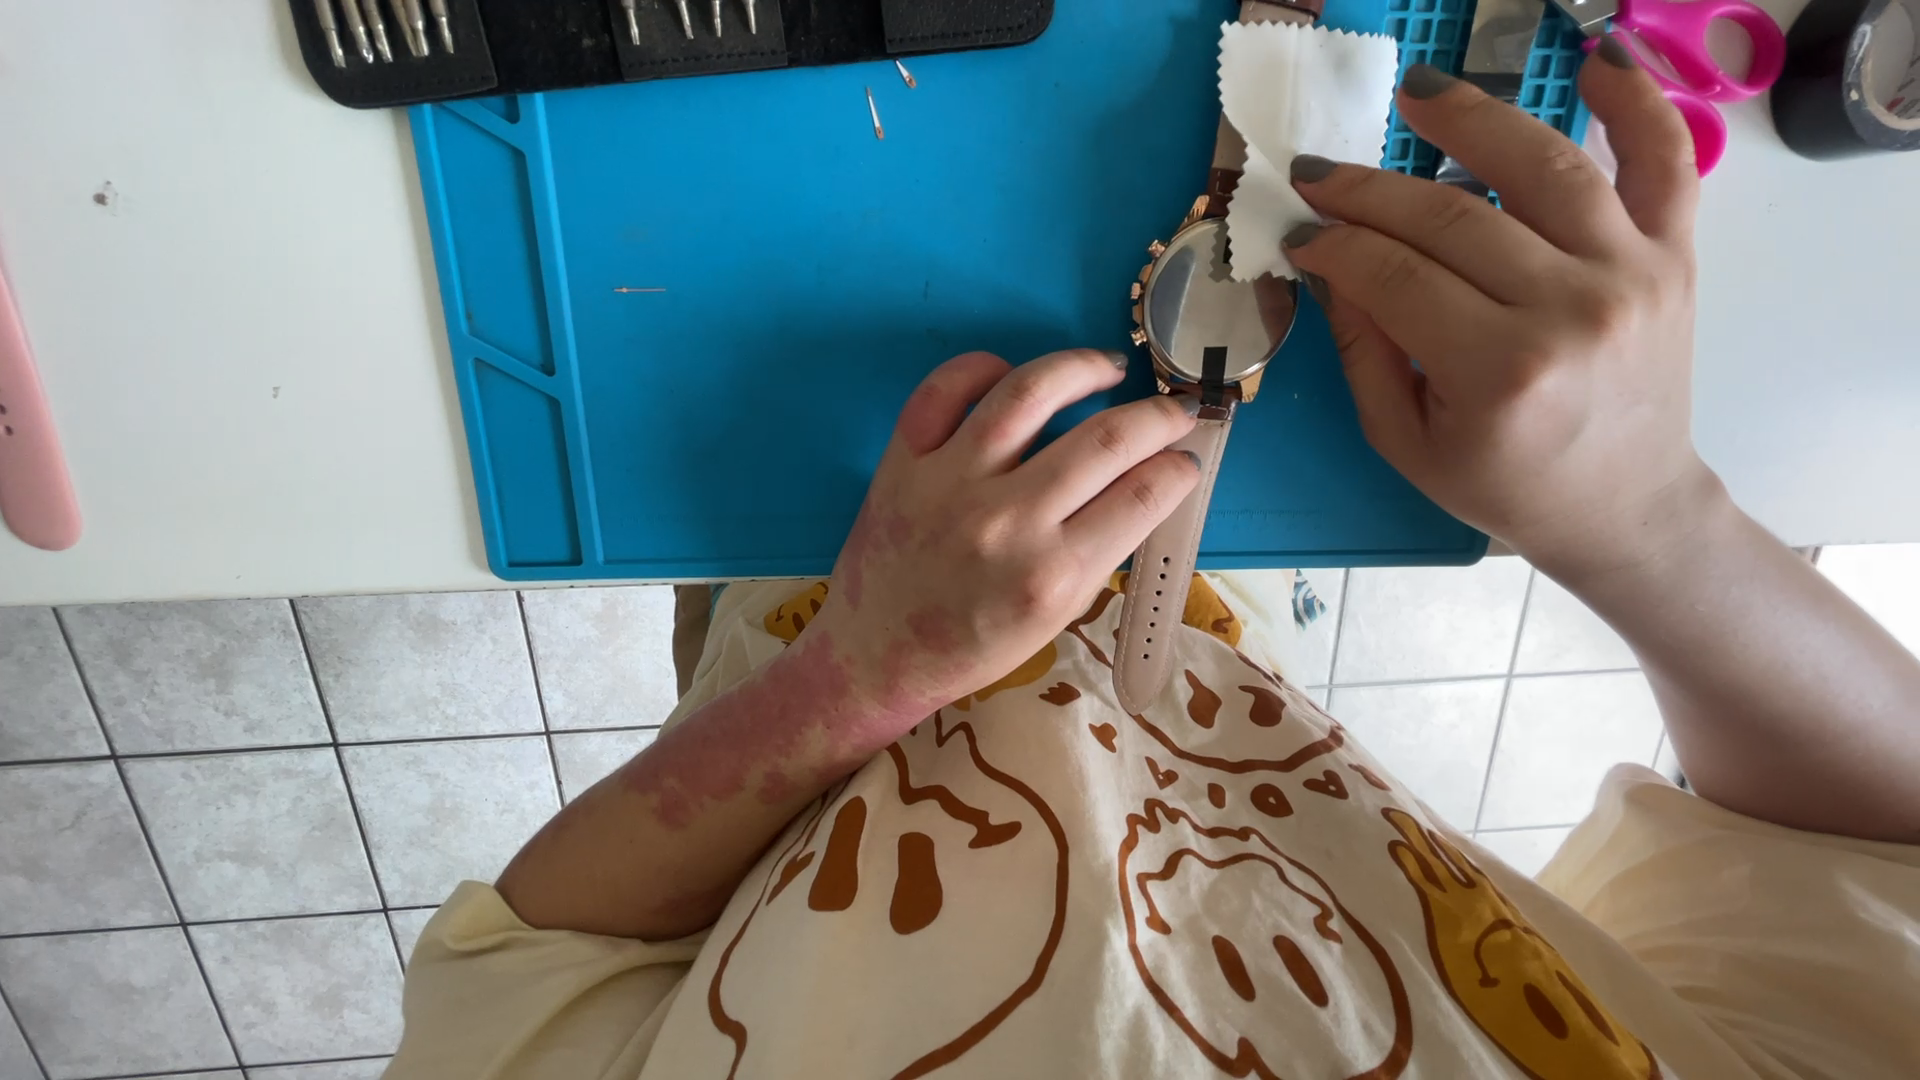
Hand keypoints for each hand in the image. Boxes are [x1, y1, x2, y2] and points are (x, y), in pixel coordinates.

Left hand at [809, 348, 1199, 720]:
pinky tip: (1010, 374)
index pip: (1143, 495)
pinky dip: (983, 367)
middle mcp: (1007, 519)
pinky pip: (944, 388)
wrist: (877, 653)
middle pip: (1106, 438)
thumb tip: (1145, 481)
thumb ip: (1101, 549)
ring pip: (1030, 392)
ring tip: (1107, 368)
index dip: (1178, 466)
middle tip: (1173, 408)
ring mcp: (949, 481)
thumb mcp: (1056, 617)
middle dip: (1159, 415)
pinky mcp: (902, 459)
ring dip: (1083, 367)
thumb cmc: (973, 645)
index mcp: (1053, 574)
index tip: (1185, 456)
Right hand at [1282, 47, 1724, 580]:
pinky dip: (1636, 102)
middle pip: (1452, 217)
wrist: (1620, 504)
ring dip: (1473, 119)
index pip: (1395, 276)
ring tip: (1418, 92)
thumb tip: (1329, 270)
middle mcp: (1570, 307)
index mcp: (1495, 370)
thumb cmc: (1496, 484)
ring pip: (1545, 168)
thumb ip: (1365, 351)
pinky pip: (1666, 160)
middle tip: (1318, 172)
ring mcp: (1632, 271)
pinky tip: (1593, 64)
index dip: (1334, 245)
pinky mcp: (1675, 255)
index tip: (1296, 230)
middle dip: (1371, 190)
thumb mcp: (1402, 437)